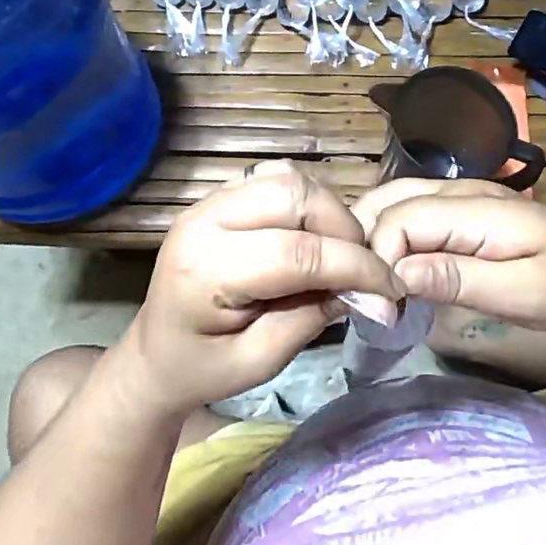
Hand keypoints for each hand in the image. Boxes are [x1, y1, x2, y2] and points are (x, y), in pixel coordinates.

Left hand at [119, 160, 403, 415]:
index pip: (296, 252)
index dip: (354, 267)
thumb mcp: (260, 361)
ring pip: (286, 177)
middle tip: (361, 269)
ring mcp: (207, 201)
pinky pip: (273, 178)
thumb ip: (312, 317)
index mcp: (205, 270)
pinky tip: (311, 235)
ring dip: (326, 210)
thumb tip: (373, 291)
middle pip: (292, 194)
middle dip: (342, 227)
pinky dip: (305, 201)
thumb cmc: (202, 367)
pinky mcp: (218, 196)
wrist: (155, 350)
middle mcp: (203, 220)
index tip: (390, 289)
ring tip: (339, 252)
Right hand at [352, 179, 545, 332]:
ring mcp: (455, 195)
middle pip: (387, 200)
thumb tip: (398, 273)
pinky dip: (384, 232)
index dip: (380, 258)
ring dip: (369, 234)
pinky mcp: (454, 208)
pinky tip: (386, 266)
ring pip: (390, 199)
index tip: (382, 306)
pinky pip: (405, 209)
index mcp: (477, 209)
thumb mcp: (526, 294)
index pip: (402, 219)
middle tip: (363, 292)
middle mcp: (457, 191)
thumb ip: (461, 280)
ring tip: (366, 279)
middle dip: (363, 241)